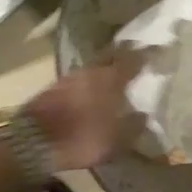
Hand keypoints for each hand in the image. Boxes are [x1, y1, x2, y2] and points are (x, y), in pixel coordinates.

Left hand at [22, 54, 142, 171]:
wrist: (33, 142)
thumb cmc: (81, 139)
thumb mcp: (116, 141)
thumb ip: (133, 126)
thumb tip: (143, 114)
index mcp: (110, 79)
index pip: (133, 59)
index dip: (147, 54)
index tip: (158, 49)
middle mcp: (91, 71)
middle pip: (111, 54)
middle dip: (125, 52)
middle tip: (137, 51)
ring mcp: (70, 77)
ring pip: (94, 64)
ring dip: (106, 64)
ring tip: (116, 70)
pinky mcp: (54, 88)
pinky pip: (80, 76)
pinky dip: (90, 78)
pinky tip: (93, 86)